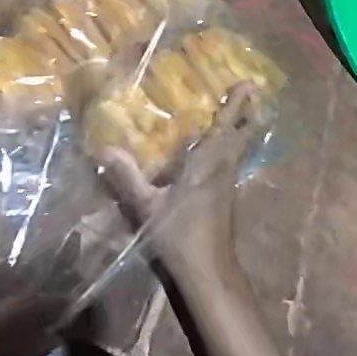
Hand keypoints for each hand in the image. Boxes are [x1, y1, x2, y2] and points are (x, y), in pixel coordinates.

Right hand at [96, 85, 263, 284]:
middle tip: (251, 91)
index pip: (226, 126)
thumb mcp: (148, 207)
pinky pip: (232, 160)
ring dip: (242, 128)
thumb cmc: (180, 235)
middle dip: (248, 113)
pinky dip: (231, 145)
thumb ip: (128, 177)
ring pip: (240, 148)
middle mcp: (223, 168)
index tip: (248, 83)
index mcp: (208, 163)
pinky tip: (218, 149)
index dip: (237, 104)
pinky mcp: (226, 197)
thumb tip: (105, 149)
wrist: (208, 272)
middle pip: (243, 134)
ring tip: (239, 111)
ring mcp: (228, 183)